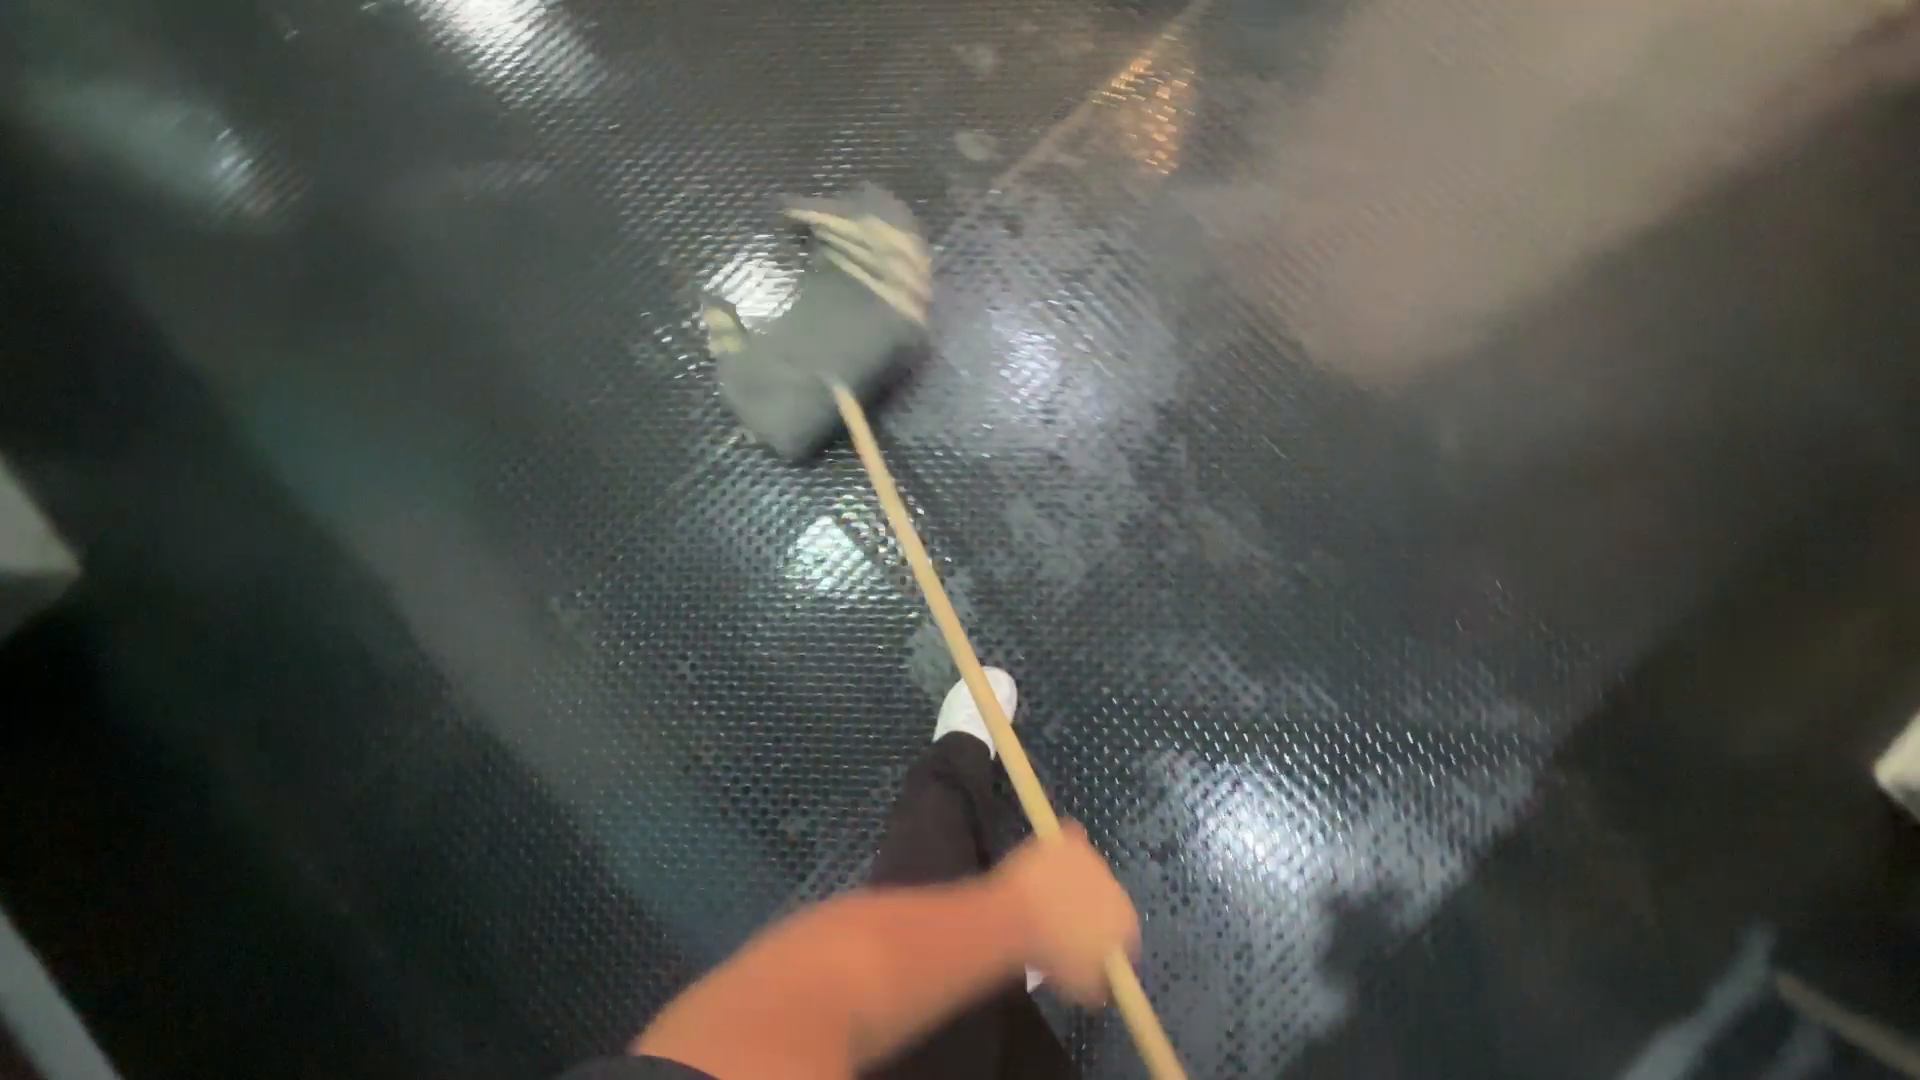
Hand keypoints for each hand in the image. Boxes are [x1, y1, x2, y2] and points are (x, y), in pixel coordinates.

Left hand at [989, 822, 1140, 1006]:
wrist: (1020, 915)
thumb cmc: (1051, 954)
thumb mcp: (1081, 986)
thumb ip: (1100, 984)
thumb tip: (1102, 985)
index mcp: (1126, 921)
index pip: (1127, 932)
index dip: (1110, 940)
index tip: (1093, 947)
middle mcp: (1117, 886)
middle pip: (1109, 897)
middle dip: (1094, 907)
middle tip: (1068, 920)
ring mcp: (1093, 859)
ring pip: (1090, 868)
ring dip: (1078, 877)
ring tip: (1053, 890)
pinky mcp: (1071, 839)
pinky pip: (1073, 838)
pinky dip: (1065, 846)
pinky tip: (1052, 856)